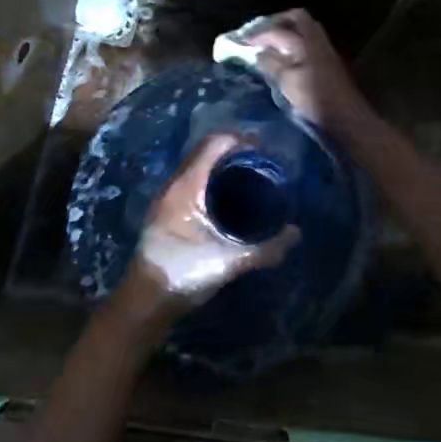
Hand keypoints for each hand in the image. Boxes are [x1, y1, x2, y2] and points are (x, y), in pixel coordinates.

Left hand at [129, 134, 299, 309]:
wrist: (144, 302)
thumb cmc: (182, 274)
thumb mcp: (228, 262)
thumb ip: (265, 249)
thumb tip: (296, 234)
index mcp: (186, 187)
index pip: (213, 144)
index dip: (241, 140)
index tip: (266, 151)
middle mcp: (174, 184)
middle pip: (205, 151)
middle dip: (236, 151)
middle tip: (264, 164)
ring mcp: (167, 197)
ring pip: (198, 166)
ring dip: (223, 165)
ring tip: (252, 178)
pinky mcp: (167, 211)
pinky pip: (193, 180)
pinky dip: (213, 179)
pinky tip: (231, 199)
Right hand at [240, 9, 371, 131]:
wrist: (347, 117)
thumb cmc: (315, 98)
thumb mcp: (287, 81)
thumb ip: (271, 63)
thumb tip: (260, 52)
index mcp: (307, 42)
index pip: (280, 28)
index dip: (260, 33)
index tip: (244, 41)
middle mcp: (318, 41)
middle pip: (298, 19)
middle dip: (278, 23)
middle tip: (261, 34)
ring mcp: (327, 52)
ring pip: (306, 32)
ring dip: (288, 34)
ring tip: (271, 47)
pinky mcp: (330, 65)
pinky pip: (310, 45)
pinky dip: (296, 47)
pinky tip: (286, 61)